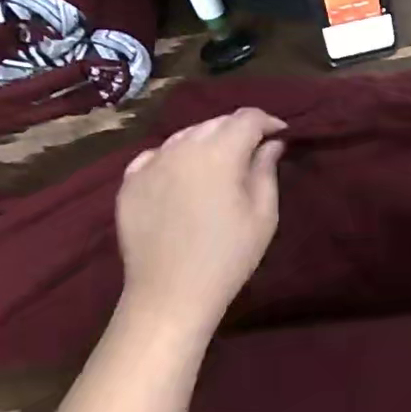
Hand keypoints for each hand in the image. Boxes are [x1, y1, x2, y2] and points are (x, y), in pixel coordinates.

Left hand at [115, 108, 286, 326]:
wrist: (170, 293)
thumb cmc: (229, 256)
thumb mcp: (263, 215)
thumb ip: (266, 170)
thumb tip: (271, 144)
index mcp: (218, 153)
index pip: (247, 118)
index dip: (268, 121)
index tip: (280, 135)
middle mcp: (181, 148)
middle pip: (215, 123)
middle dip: (238, 131)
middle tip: (254, 152)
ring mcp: (150, 163)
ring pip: (185, 136)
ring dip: (207, 142)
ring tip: (220, 166)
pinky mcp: (129, 182)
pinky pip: (157, 156)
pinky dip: (175, 158)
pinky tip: (184, 178)